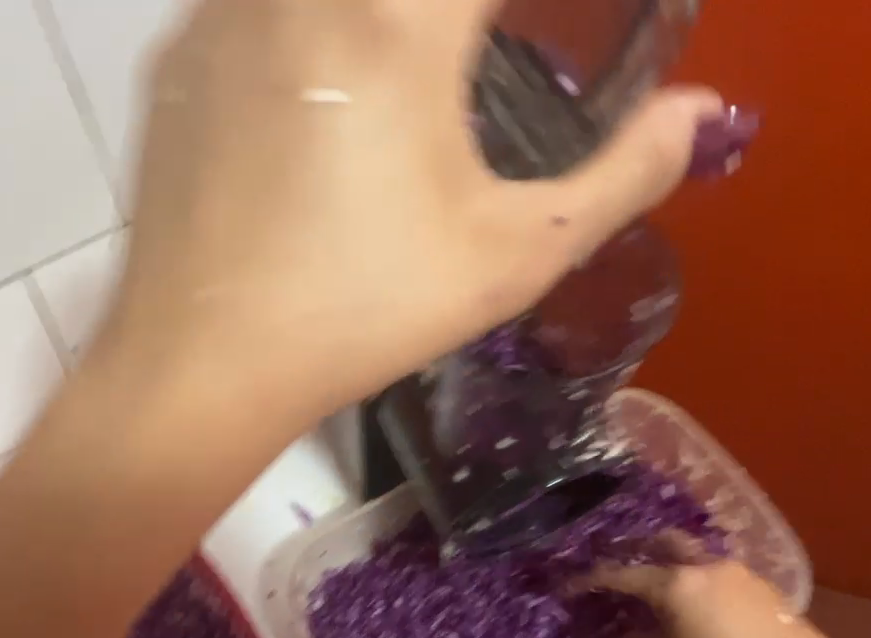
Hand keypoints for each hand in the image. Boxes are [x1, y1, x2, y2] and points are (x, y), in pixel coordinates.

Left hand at [98, 0, 726, 426]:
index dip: (514, 4)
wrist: (202, 368)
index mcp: (399, 22)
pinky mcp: (173, 61)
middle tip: (456, 55)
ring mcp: (223, 15)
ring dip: (371, 22)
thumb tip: (698, 114)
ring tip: (386, 92)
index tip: (510, 37)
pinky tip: (307, 89)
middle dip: (442, 20)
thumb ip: (620, 178)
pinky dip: (297, 25)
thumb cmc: (358, 320)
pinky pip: (250, 2)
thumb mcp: (507, 262)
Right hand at [587, 540, 870, 637]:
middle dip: (634, 552)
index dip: (588, 580)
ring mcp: (739, 575)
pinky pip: (716, 575)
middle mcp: (706, 567)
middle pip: (662, 544)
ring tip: (654, 592)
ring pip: (693, 558)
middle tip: (615, 569)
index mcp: (676, 584)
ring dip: (669, 567)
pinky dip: (695, 582)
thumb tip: (623, 634)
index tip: (567, 586)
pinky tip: (693, 610)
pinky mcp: (763, 590)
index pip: (620, 574)